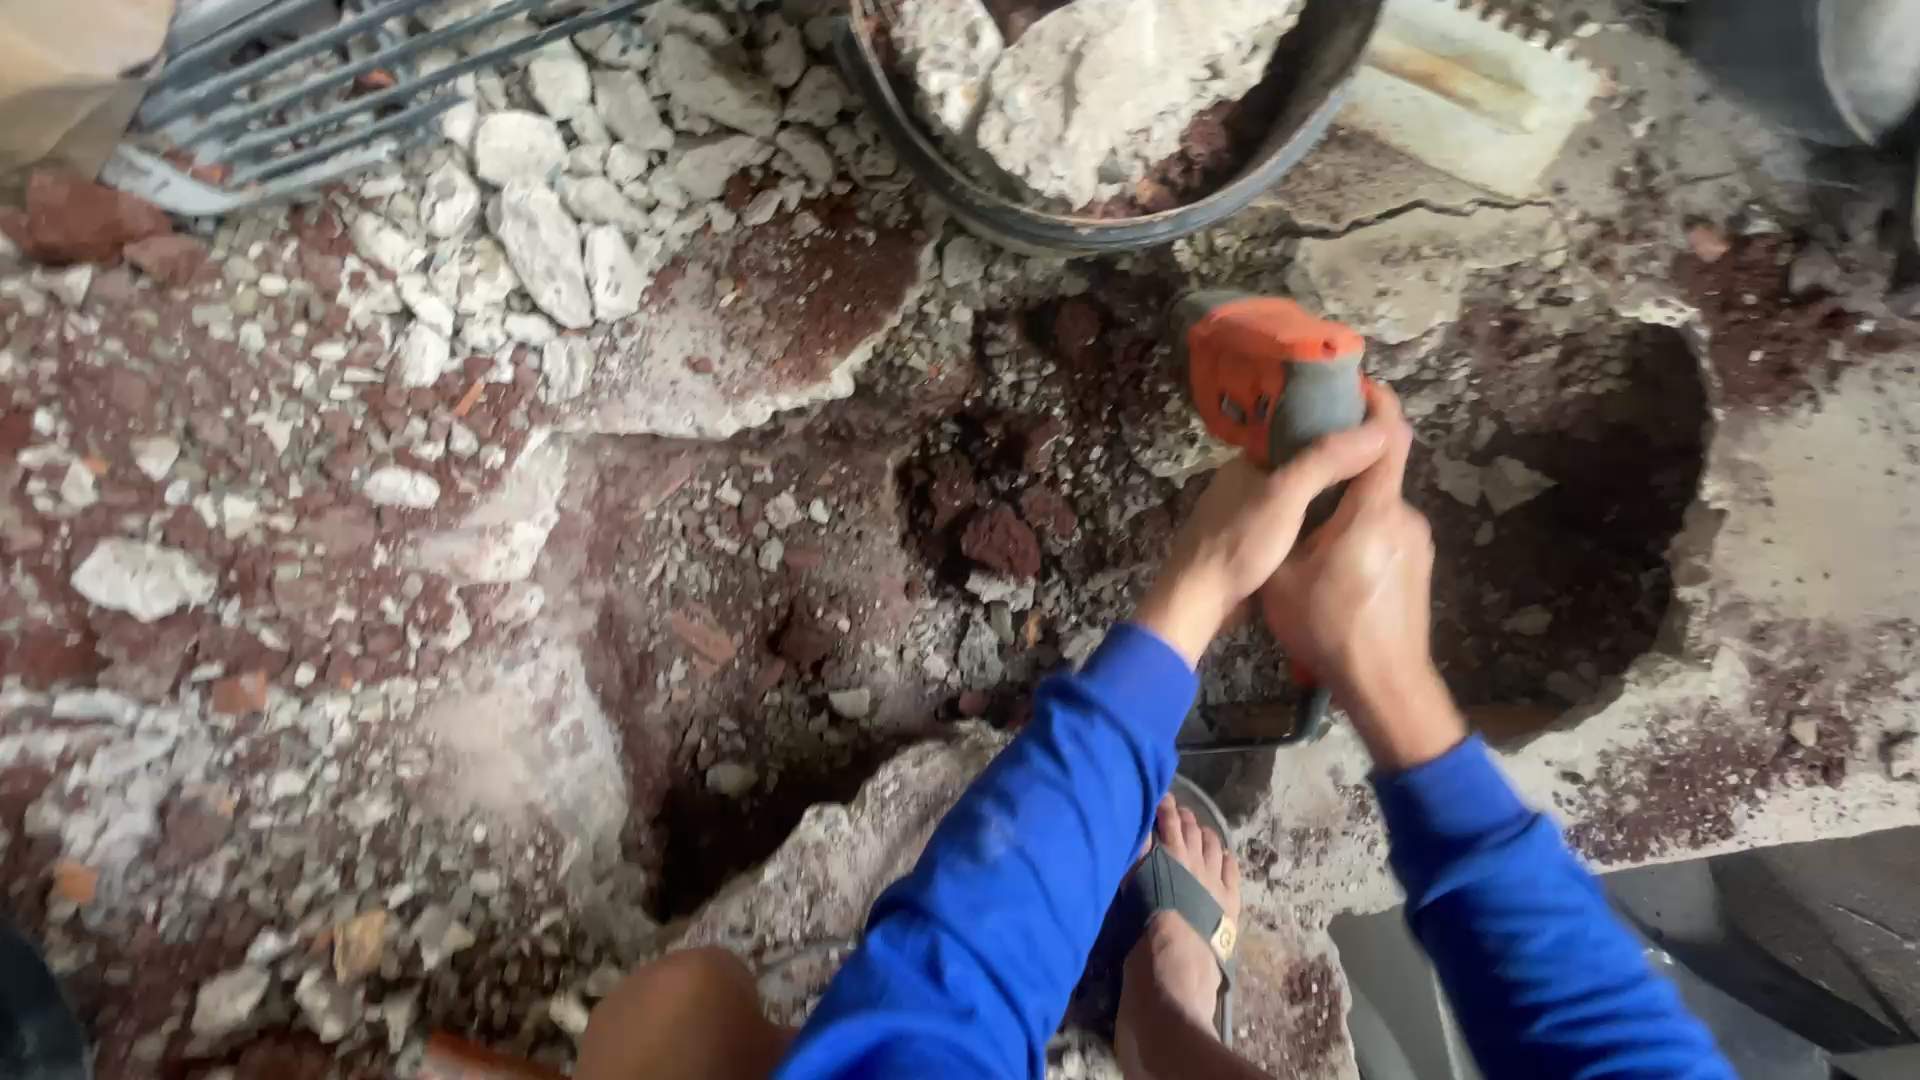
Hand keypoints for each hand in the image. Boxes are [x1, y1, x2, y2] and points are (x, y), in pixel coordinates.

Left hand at [1132, 383, 1399, 667]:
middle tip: (1381, 474)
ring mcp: (1241, 517)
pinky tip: (1336, 533)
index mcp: (1244, 463)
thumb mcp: (1286, 494)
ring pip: (1293, 501)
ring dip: (1324, 501)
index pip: (1295, 434)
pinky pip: (1287, 528)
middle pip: (1297, 469)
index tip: (1374, 437)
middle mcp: (1241, 485)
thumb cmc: (1239, 541)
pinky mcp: (1245, 546)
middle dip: (1334, 470)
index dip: (1334, 432)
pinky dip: (1310, 527)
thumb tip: (1381, 428)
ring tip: (1368, 501)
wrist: (1198, 599)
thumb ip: (1326, 460)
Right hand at [1257, 385, 1465, 769]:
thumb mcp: (1284, 574)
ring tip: (1302, 522)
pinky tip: (1326, 558)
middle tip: (1299, 467)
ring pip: (1376, 505)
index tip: (1355, 384)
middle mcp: (1403, 519)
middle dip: (1343, 462)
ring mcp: (1416, 544)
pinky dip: (1355, 528)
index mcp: (1373, 511)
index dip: (1377, 404)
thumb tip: (1287, 494)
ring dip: (1344, 503)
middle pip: (1377, 471)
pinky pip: (1383, 530)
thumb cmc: (1328, 624)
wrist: (1384, 683)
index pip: (1389, 438)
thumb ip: (1289, 525)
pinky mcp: (1416, 567)